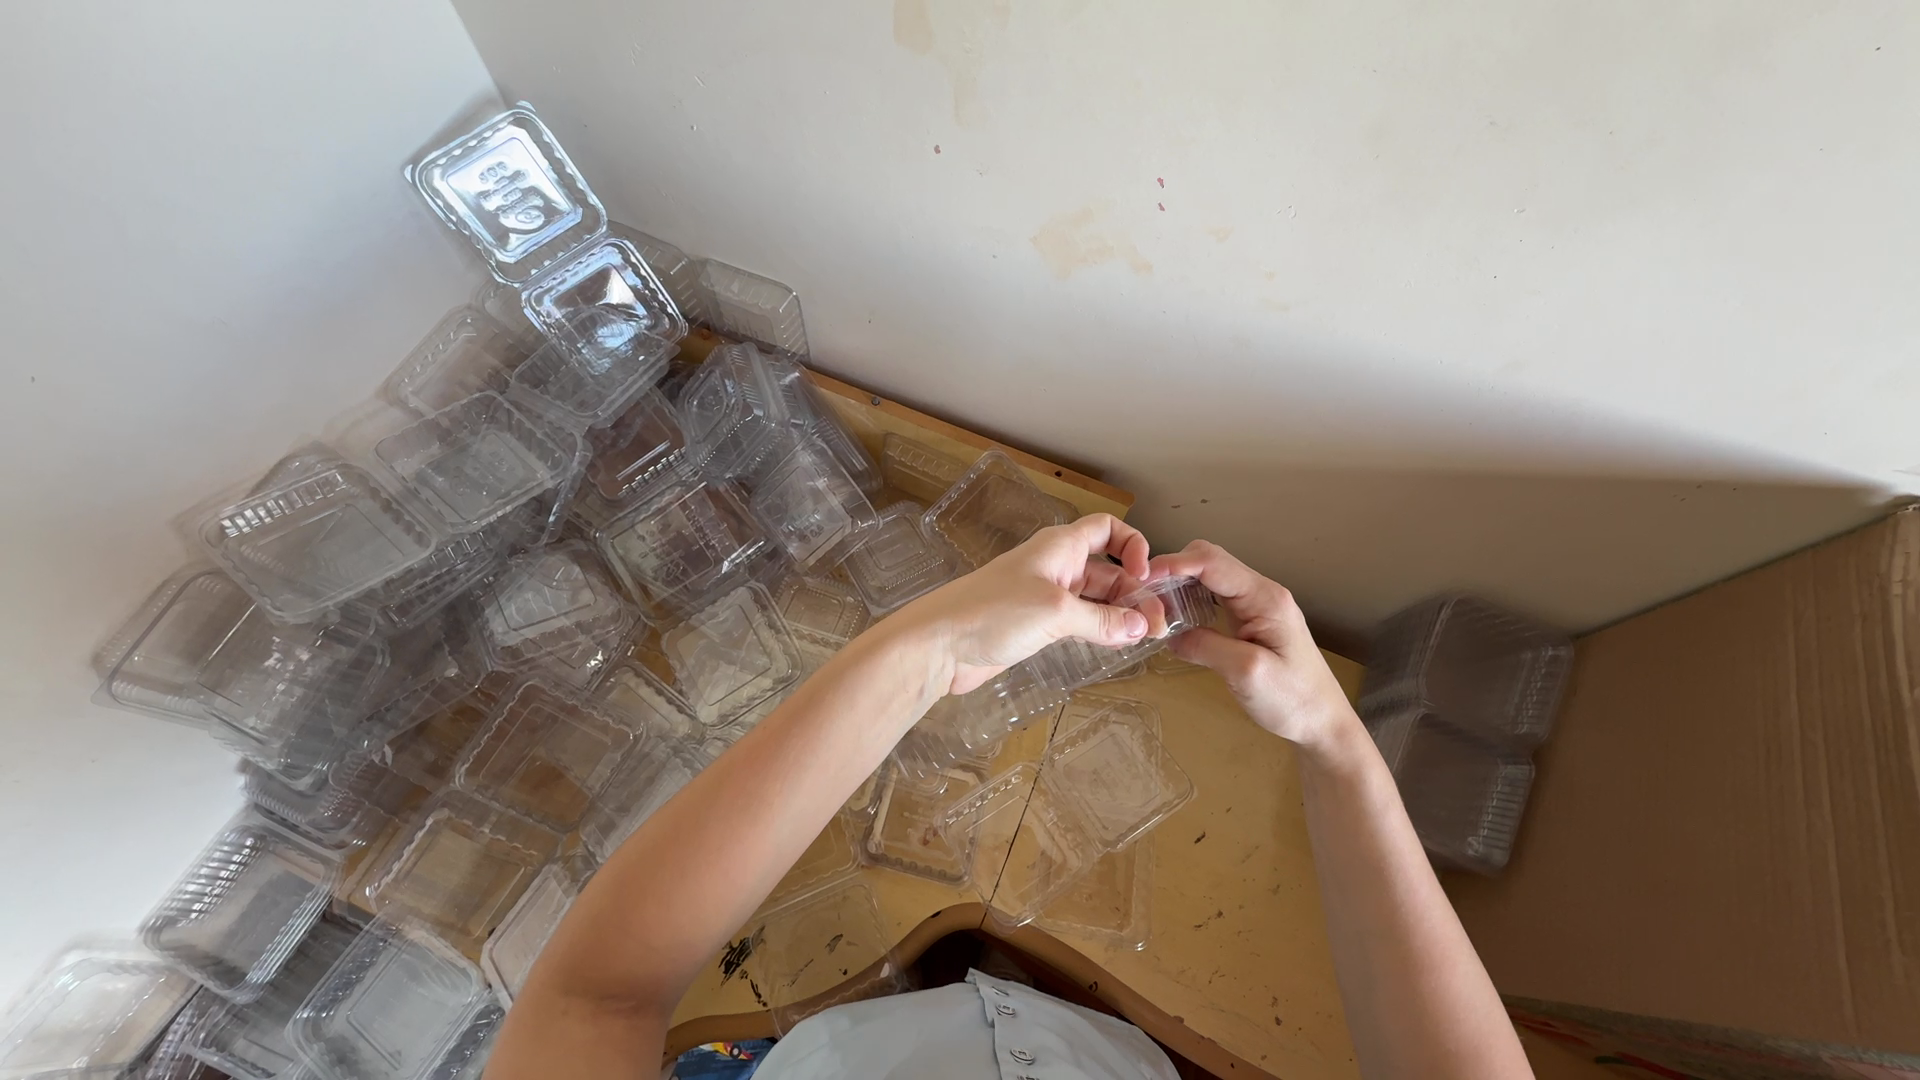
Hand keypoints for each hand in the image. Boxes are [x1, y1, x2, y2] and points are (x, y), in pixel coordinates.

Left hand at [894, 513, 1153, 694]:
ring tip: (1145, 638)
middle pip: (1109, 570)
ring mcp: (1046, 597)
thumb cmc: (991, 612)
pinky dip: (1101, 629)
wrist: (940, 645)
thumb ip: (1102, 619)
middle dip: (1135, 593)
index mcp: (1059, 547)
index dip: (1132, 545)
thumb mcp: (1056, 611)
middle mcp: (1056, 567)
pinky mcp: (1037, 625)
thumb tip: (1141, 627)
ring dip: (1121, 614)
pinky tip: (1117, 643)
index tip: (1146, 575)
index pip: (1106, 529)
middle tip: (1157, 626)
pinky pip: (1080, 622)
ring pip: (1096, 599)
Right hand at [1147, 540, 1361, 759]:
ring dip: (1178, 586)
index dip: (1173, 563)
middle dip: (1172, 571)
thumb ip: (1204, 646)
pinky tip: (1174, 621)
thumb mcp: (1244, 673)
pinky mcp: (1248, 620)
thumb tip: (1168, 634)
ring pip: (1207, 576)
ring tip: (1154, 610)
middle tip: (1144, 597)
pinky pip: (1212, 597)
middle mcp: (1259, 592)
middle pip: (1208, 560)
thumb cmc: (1293, 700)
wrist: (1323, 724)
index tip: (1140, 579)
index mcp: (1264, 597)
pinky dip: (1188, 601)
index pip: (1211, 562)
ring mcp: (1254, 605)